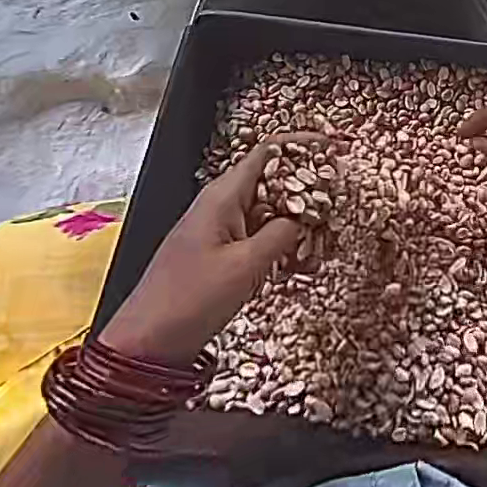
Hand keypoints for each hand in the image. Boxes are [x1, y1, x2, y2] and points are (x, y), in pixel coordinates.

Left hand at [97, 137, 313, 364]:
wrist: (147, 342)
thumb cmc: (190, 299)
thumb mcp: (245, 266)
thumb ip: (281, 234)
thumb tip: (307, 216)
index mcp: (224, 195)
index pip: (268, 152)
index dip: (302, 144)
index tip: (332, 148)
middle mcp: (222, 203)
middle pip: (271, 177)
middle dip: (305, 181)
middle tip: (338, 192)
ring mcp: (221, 226)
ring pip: (268, 206)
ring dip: (296, 212)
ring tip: (326, 223)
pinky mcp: (221, 249)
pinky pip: (258, 231)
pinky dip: (281, 236)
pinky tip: (300, 253)